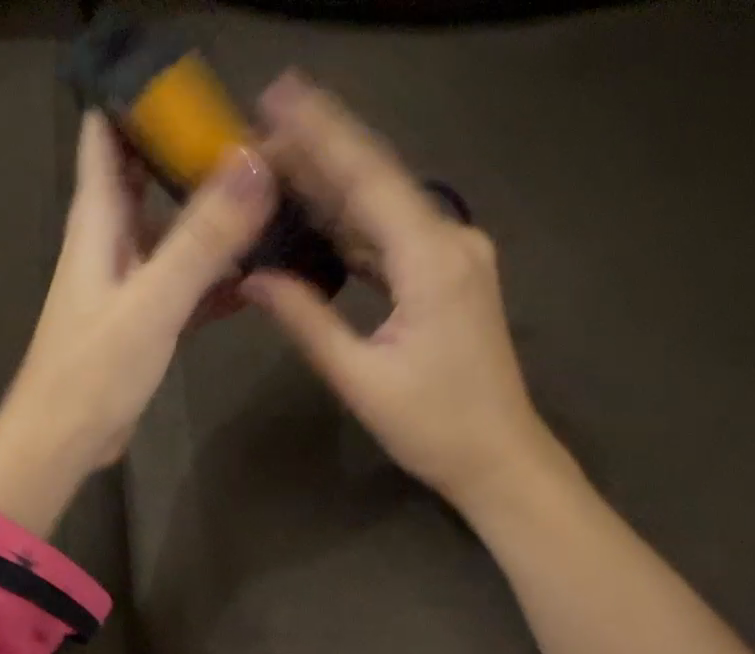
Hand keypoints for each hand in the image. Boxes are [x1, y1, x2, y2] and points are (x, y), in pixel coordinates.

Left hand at [0, 112, 275, 535]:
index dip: (142, 99)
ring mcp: (129, 281)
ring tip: (271, 193)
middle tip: (256, 135)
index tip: (197, 81)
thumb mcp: (152, 301)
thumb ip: (201, 237)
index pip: (107, 134)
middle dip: (190, 152)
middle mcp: (111, 241)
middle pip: (146, 176)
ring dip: (211, 213)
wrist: (63, 442)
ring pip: (172, 230)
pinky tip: (259, 269)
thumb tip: (253, 163)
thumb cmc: (93, 370)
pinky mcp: (144, 320)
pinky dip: (216, 271)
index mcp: (97, 221)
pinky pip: (185, 281)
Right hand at [242, 75, 569, 507]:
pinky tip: (317, 216)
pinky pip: (395, 239)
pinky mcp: (452, 277)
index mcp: (432, 260)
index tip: (277, 94)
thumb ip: (307, 321)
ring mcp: (456, 257)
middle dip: (319, 155)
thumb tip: (253, 277)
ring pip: (385, 210)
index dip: (321, 134)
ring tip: (275, 164)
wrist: (500, 459)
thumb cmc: (434, 426)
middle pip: (377, 184)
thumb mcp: (361, 378)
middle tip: (259, 131)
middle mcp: (451, 241)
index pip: (368, 178)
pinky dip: (355, 228)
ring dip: (334, 190)